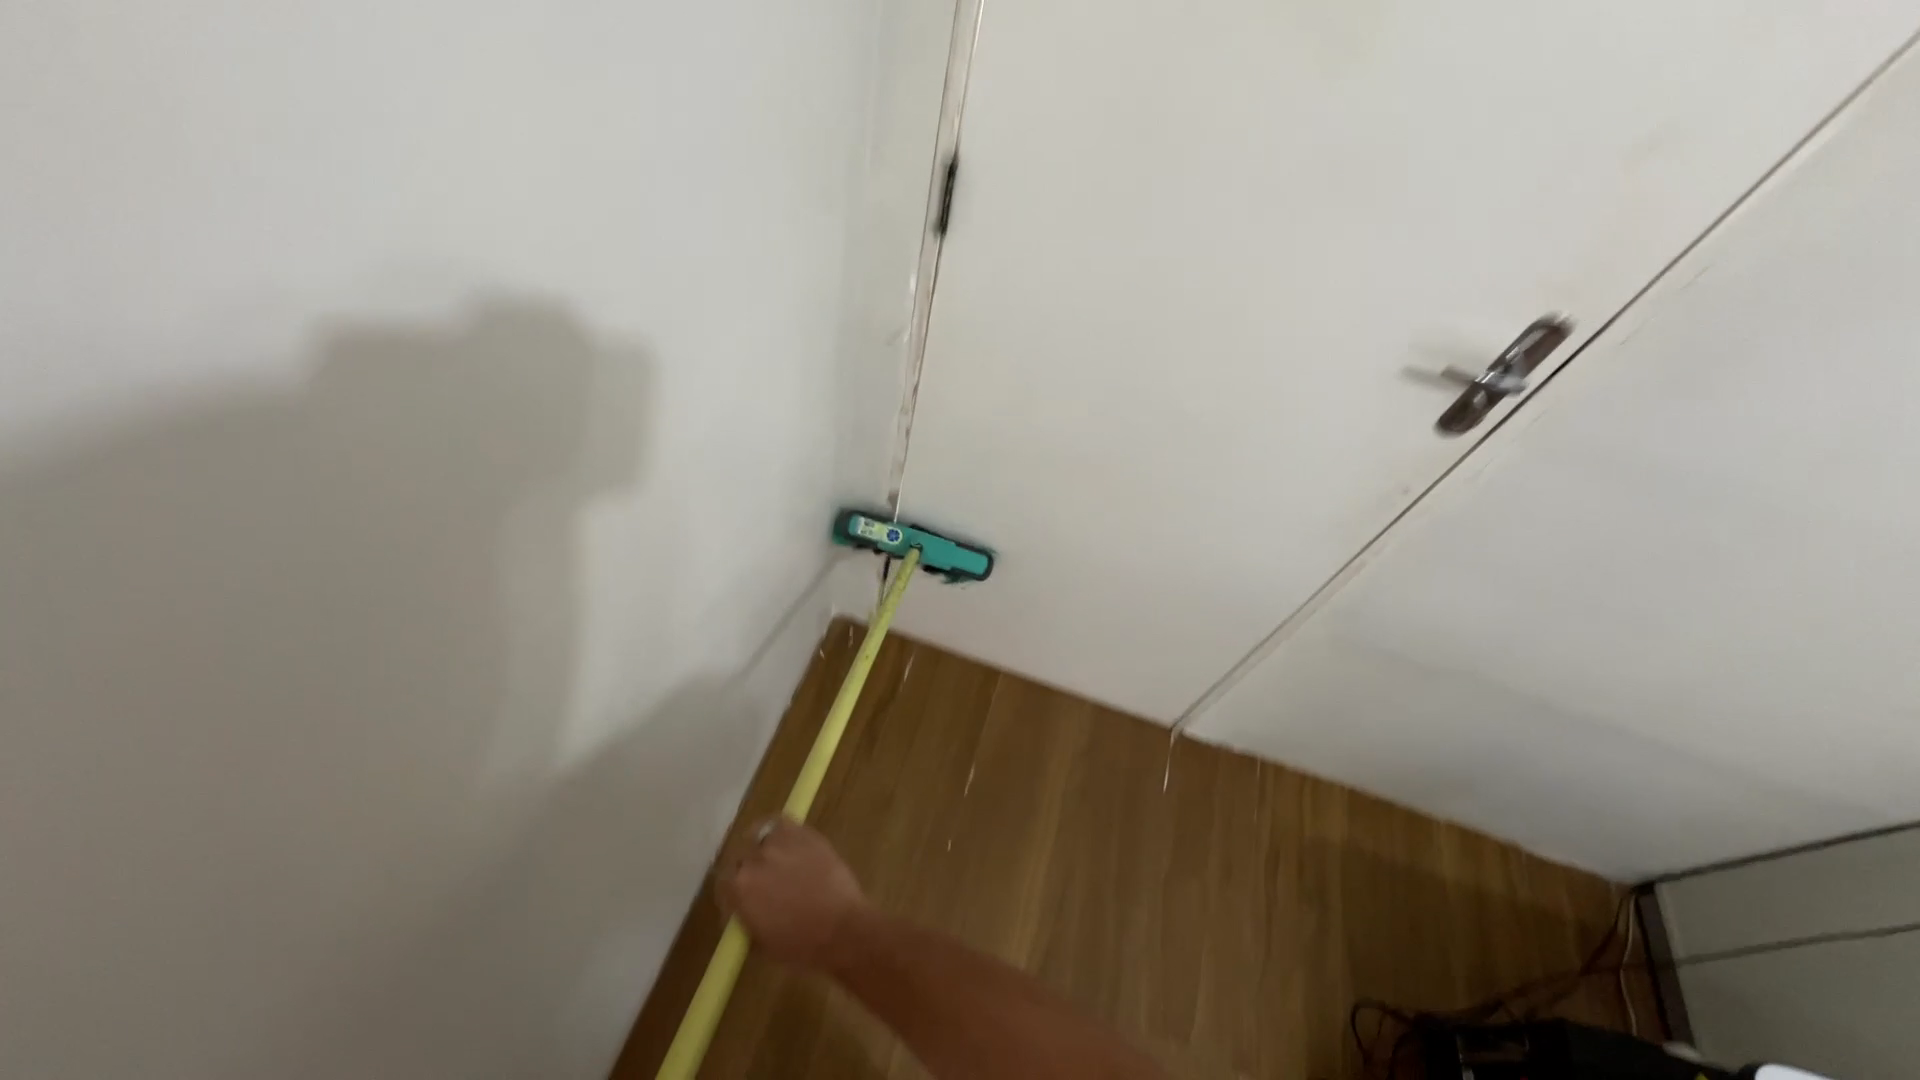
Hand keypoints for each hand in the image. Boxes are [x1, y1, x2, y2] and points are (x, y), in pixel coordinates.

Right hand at [716, 816, 870, 971]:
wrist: (842, 928)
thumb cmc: (801, 945)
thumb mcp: (760, 943)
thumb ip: (745, 920)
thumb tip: (743, 910)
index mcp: (739, 889)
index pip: (723, 882)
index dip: (733, 892)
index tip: (743, 900)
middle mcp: (753, 861)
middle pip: (741, 858)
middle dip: (749, 871)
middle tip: (765, 883)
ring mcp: (778, 844)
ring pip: (758, 837)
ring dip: (763, 849)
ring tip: (776, 859)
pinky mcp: (801, 833)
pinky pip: (780, 822)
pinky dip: (777, 830)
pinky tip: (784, 839)